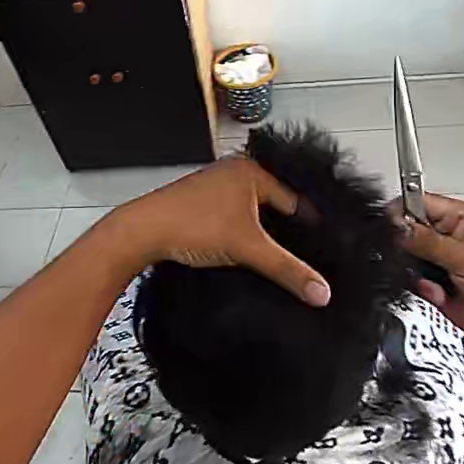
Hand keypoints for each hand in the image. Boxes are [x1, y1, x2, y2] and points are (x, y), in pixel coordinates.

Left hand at [100, 160, 330, 305]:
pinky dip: (239, 232)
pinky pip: (232, 216)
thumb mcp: (249, 249)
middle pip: (272, 206)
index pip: (294, 201)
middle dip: (282, 230)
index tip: (319, 252)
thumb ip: (288, 270)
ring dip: (258, 232)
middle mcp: (233, 171)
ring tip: (271, 258)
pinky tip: (242, 252)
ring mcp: (214, 185)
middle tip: (298, 257)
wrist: (140, 232)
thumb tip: (323, 293)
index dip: (306, 228)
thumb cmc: (193, 226)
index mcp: (251, 171)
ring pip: (250, 212)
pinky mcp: (198, 201)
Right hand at [398, 193, 463, 356]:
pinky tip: (440, 295)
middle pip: (411, 232)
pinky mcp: (444, 290)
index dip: (402, 213)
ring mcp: (449, 265)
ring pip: (411, 260)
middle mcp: (455, 239)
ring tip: (434, 281)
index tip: (391, 229)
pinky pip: (418, 284)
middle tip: (415, 259)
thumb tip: (398, 227)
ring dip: (416, 272)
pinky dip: (423, 290)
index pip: (421, 202)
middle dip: (407, 247)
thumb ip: (427, 241)